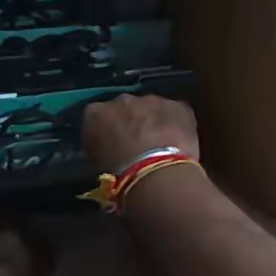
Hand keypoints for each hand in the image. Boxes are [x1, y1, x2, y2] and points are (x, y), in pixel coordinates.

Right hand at [82, 94, 199, 174]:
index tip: (110, 143)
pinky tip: (178, 142)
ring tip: (160, 144)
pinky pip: (176, 113)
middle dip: (130, 121)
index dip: (105, 130)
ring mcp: (152, 100)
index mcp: (95, 113)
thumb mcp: (95, 162)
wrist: (155, 174)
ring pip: (152, 108)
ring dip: (153, 121)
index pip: (96, 117)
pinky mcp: (179, 106)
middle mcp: (122, 100)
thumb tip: (106, 148)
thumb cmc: (117, 175)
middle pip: (125, 107)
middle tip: (136, 143)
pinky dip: (176, 124)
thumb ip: (98, 147)